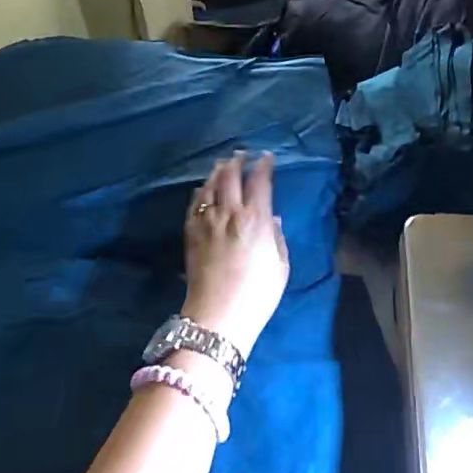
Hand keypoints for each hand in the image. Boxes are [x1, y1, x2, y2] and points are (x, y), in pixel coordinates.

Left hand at [181, 152, 288, 356]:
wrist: (217, 318)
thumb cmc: (257, 295)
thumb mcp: (280, 265)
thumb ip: (277, 237)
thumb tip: (271, 218)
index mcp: (256, 219)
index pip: (260, 181)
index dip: (264, 166)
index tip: (267, 157)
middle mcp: (230, 214)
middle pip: (231, 177)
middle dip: (238, 162)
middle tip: (243, 154)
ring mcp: (207, 224)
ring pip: (210, 187)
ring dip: (218, 172)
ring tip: (223, 164)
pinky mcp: (191, 236)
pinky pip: (194, 205)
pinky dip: (200, 192)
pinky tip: (203, 189)